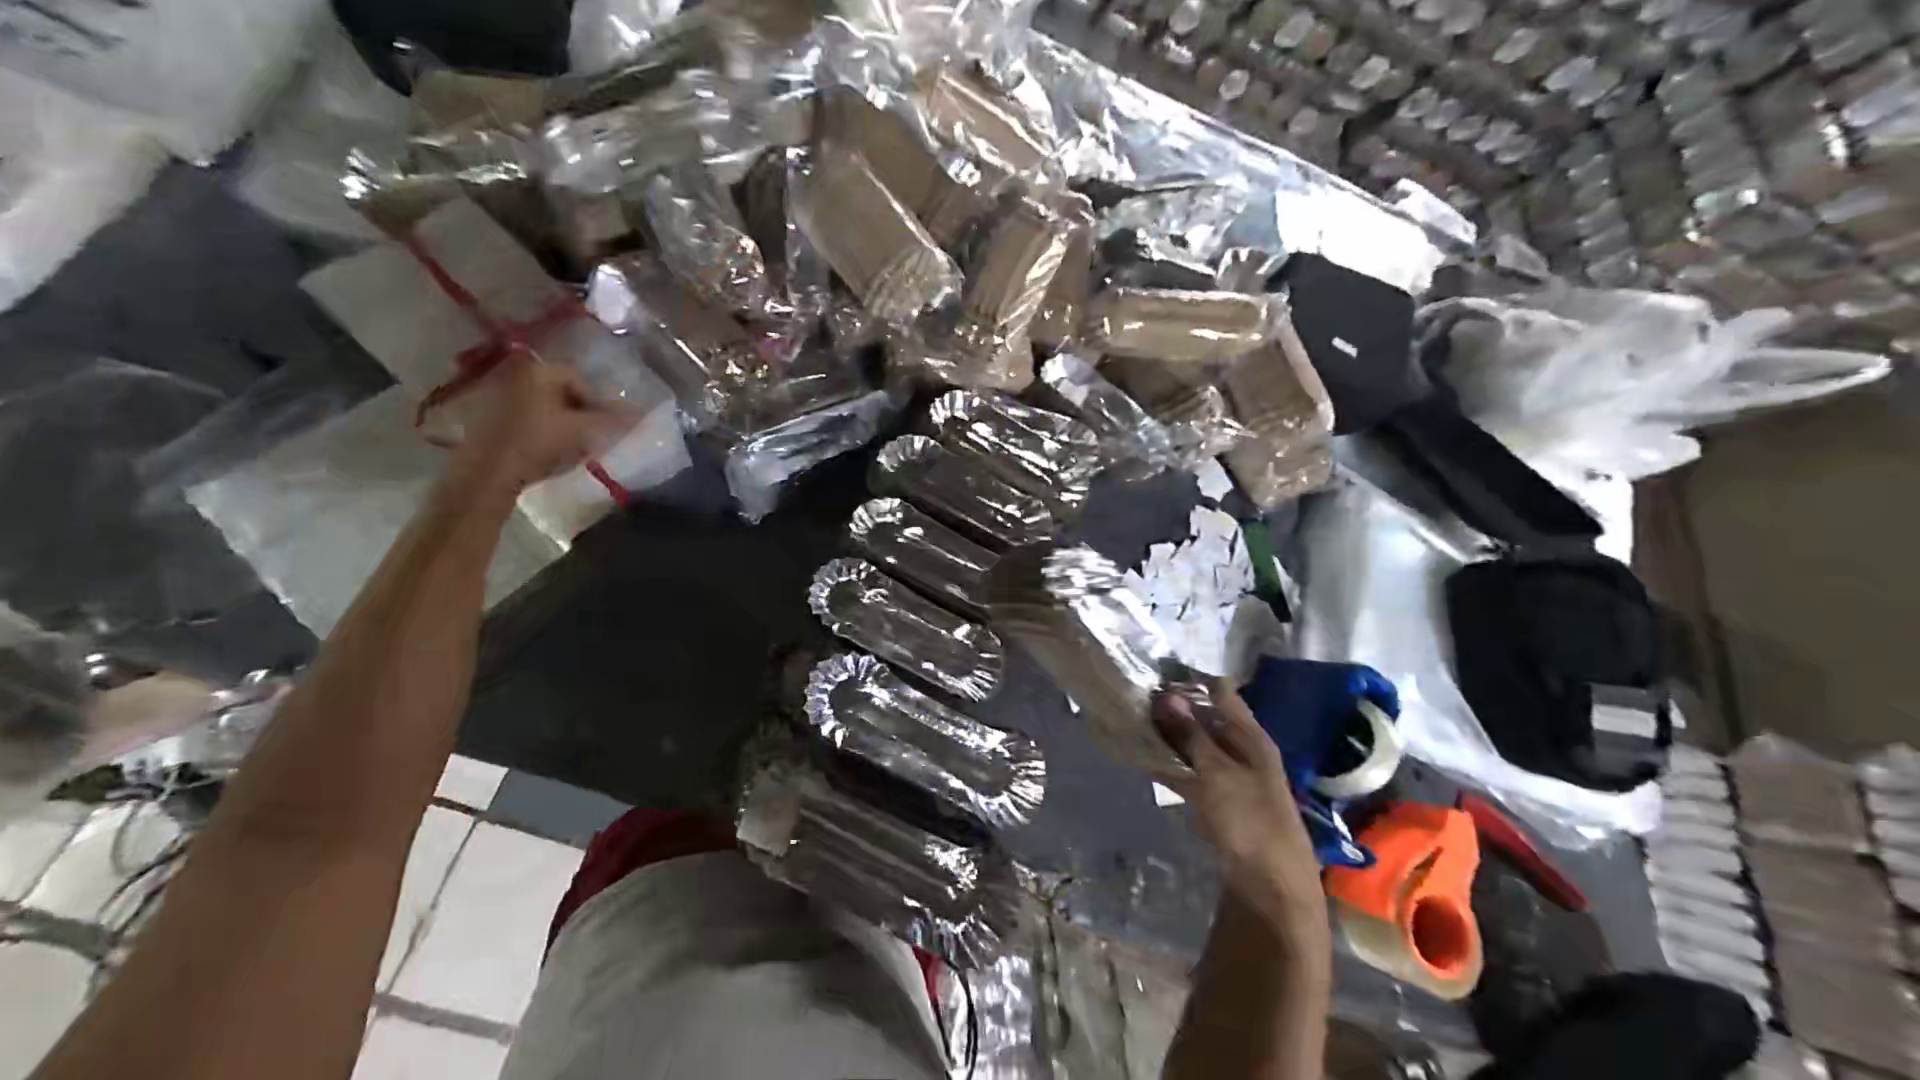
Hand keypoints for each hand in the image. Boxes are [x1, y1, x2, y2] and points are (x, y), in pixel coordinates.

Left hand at [451, 352, 636, 493]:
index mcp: (539, 371)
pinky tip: (550, 449)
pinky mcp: (489, 414)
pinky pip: (528, 416)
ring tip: (574, 446)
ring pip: (546, 404)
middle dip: (582, 412)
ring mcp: (500, 393)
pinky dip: (544, 428)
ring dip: (564, 422)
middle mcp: (517, 374)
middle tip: (592, 436)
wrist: (488, 472)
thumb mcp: (581, 430)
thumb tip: (641, 414)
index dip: (599, 403)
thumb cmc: (538, 443)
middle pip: (563, 391)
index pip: (581, 380)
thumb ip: (613, 420)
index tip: (606, 427)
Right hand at [1153, 679, 1329, 943]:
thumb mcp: (1216, 772)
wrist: (1272, 885)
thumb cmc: (1249, 819)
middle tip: (1134, 697)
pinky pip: (1191, 773)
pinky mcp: (1219, 801)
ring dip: (1169, 737)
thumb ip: (1191, 733)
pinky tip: (1144, 759)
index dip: (1189, 680)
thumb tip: (1167, 694)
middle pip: (1205, 718)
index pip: (1220, 692)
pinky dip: (1171, 765)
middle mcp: (1242, 750)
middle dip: (1174, 708)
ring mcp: (1230, 776)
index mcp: (1250, 736)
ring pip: (1195, 746)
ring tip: (1132, 723)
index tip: (1154, 672)